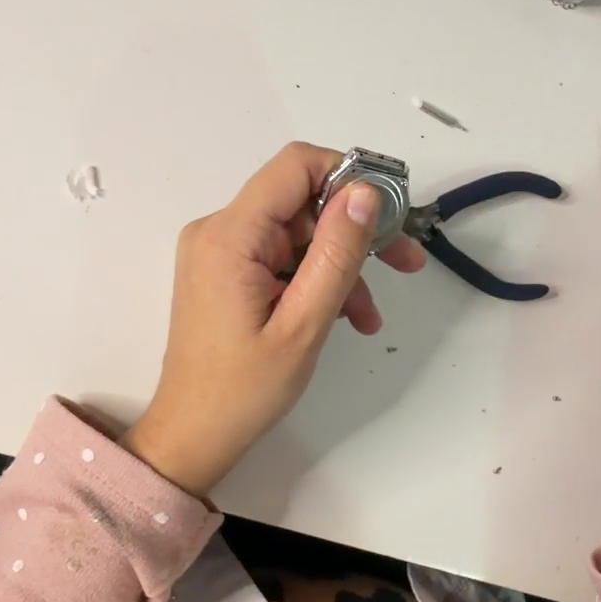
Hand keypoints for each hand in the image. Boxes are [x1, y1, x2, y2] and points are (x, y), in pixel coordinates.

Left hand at [123, 143, 426, 497]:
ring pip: (298, 236)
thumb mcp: (303, 324)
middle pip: (302, 203)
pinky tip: (345, 317)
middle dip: (355, 232)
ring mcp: (220, 254)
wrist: (194, 434)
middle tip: (406, 263)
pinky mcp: (226, 275)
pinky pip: (281, 261)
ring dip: (340, 268)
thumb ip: (337, 255)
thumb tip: (366, 193)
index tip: (392, 210)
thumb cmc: (243, 391)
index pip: (296, 166)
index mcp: (230, 236)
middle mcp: (219, 232)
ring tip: (368, 315)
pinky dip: (315, 282)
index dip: (350, 176)